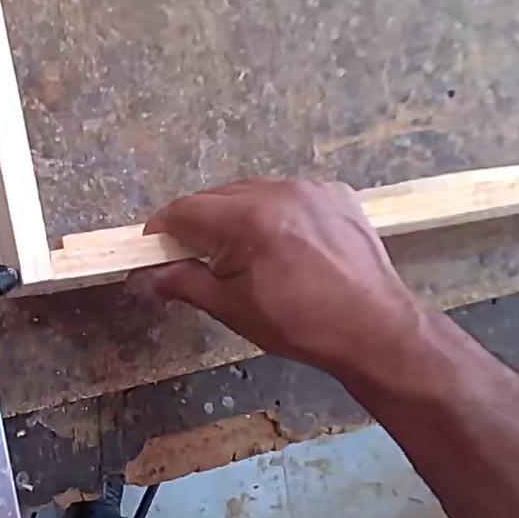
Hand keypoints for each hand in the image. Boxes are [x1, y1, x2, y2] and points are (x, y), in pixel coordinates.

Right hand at [128, 179, 434, 386]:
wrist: (374, 329)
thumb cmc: (297, 324)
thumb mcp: (229, 307)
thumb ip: (181, 282)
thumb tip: (144, 278)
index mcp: (247, 218)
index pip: (184, 209)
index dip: (161, 229)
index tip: (153, 250)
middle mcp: (278, 190)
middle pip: (216, 197)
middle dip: (197, 225)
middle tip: (194, 259)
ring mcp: (310, 188)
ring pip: (251, 194)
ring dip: (234, 218)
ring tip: (241, 255)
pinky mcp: (336, 193)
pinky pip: (286, 195)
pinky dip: (271, 214)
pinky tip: (280, 245)